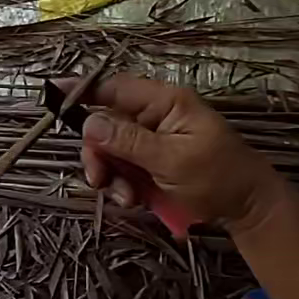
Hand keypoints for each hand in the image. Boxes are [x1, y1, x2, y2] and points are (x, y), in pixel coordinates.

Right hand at [73, 76, 287, 233]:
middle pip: (105, 125)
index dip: (83, 90)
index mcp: (164, 103)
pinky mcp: (150, 165)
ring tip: (127, 197)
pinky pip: (122, 171)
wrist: (246, 210)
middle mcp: (153, 118)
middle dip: (99, 153)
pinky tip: (134, 201)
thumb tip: (88, 123)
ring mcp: (151, 142)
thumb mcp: (173, 159)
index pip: (115, 88)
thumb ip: (129, 141)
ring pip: (110, 151)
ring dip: (111, 175)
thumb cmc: (219, 177)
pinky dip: (122, 187)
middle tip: (99, 179)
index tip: (53, 94)